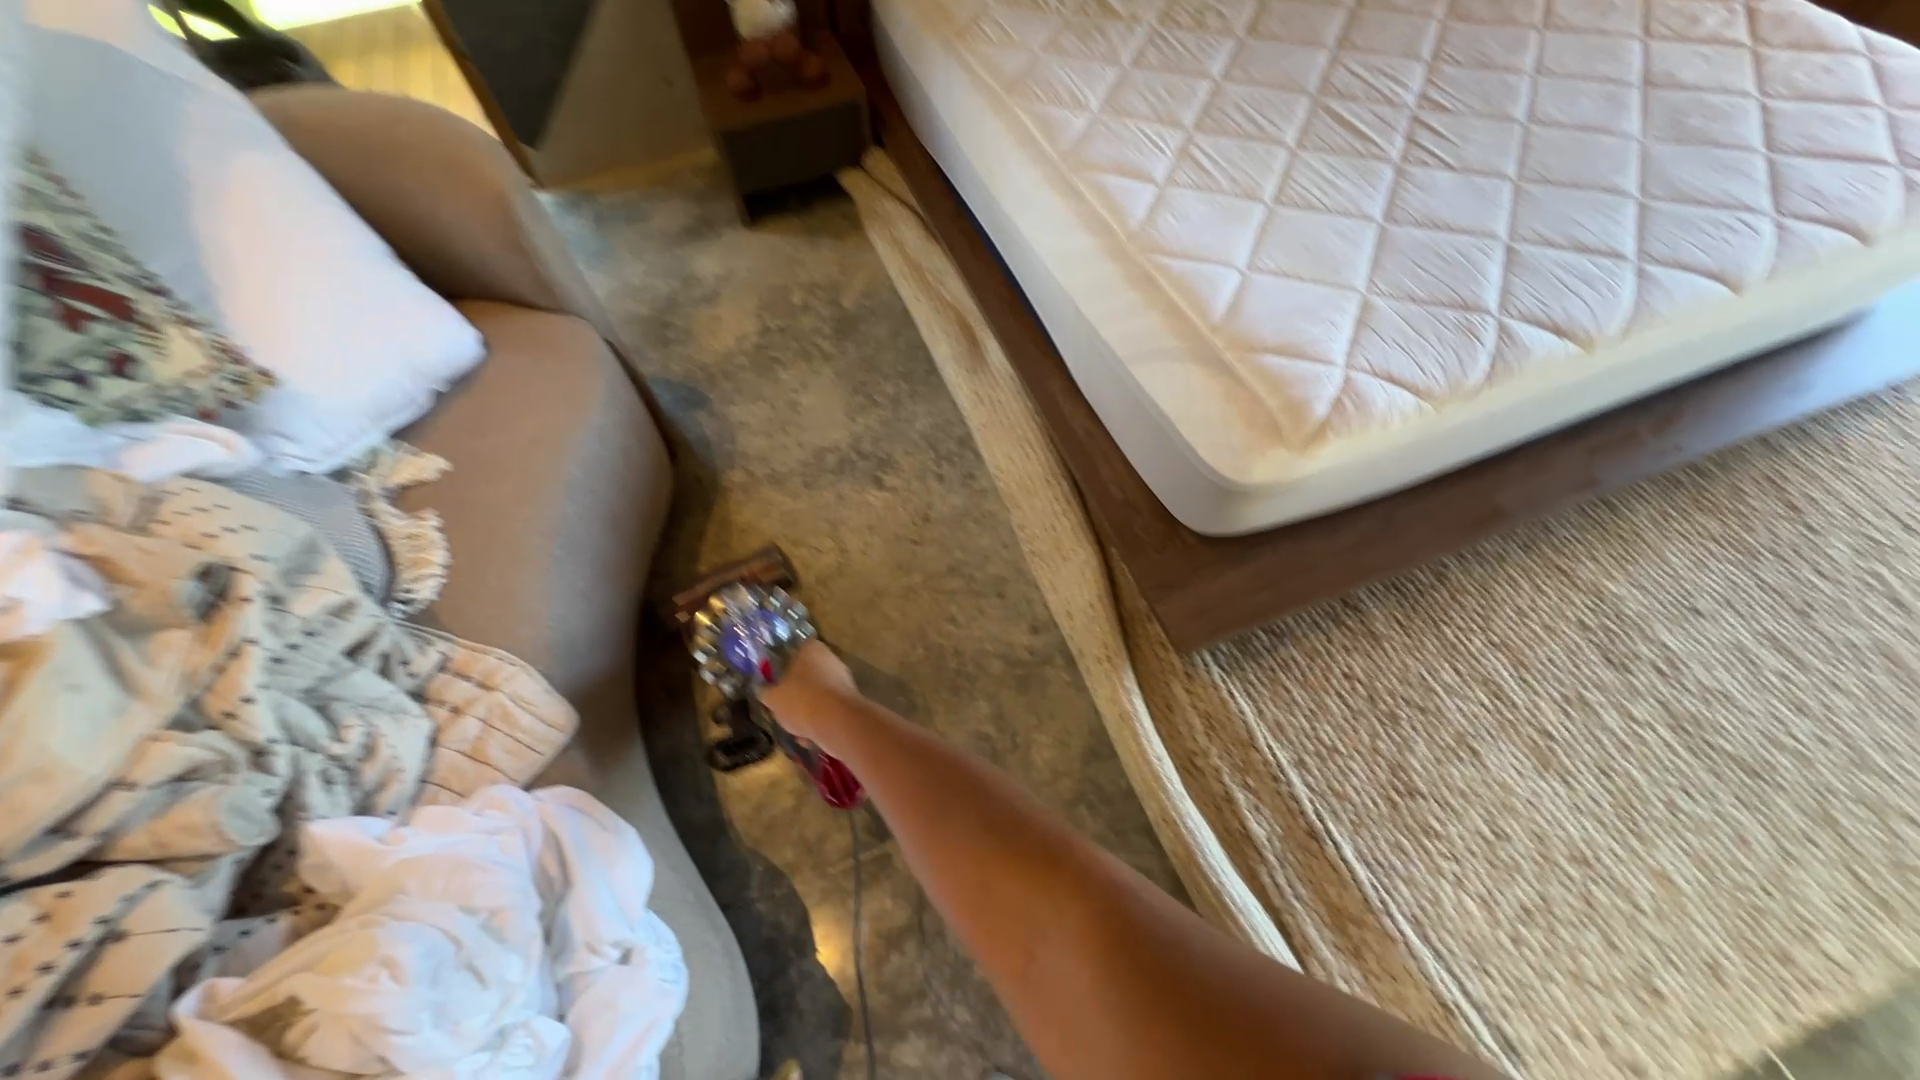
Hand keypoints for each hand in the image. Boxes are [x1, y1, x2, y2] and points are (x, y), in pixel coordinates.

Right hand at [761, 640, 860, 743]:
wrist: (837, 722)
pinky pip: (830, 710)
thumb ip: (767, 693)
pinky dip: (821, 722)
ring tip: (797, 731)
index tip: (776, 686)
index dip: (783, 670)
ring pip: (818, 696)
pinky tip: (811, 738)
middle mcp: (831, 659)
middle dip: (797, 695)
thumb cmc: (801, 700)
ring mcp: (844, 680)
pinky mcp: (851, 700)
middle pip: (808, 676)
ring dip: (808, 713)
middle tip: (784, 710)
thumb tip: (765, 692)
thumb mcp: (773, 698)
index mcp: (811, 649)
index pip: (794, 652)